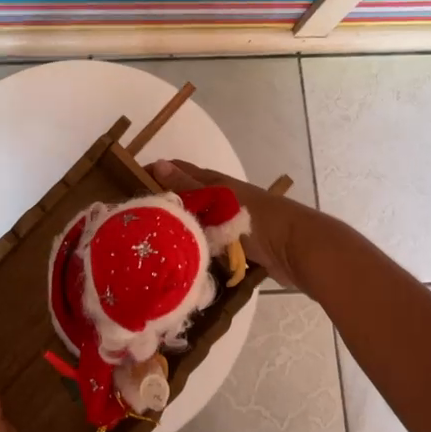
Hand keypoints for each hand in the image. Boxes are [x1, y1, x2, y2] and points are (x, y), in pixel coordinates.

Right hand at [149, 159, 326, 289]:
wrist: (300, 249)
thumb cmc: (258, 220)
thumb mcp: (219, 201)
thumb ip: (189, 188)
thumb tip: (158, 164)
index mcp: (218, 183)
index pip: (182, 172)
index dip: (159, 174)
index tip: (130, 184)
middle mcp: (224, 201)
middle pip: (191, 201)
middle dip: (167, 207)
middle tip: (137, 223)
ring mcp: (234, 226)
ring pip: (201, 227)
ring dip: (183, 235)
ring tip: (154, 250)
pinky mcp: (243, 250)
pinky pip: (214, 250)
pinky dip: (200, 255)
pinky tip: (184, 268)